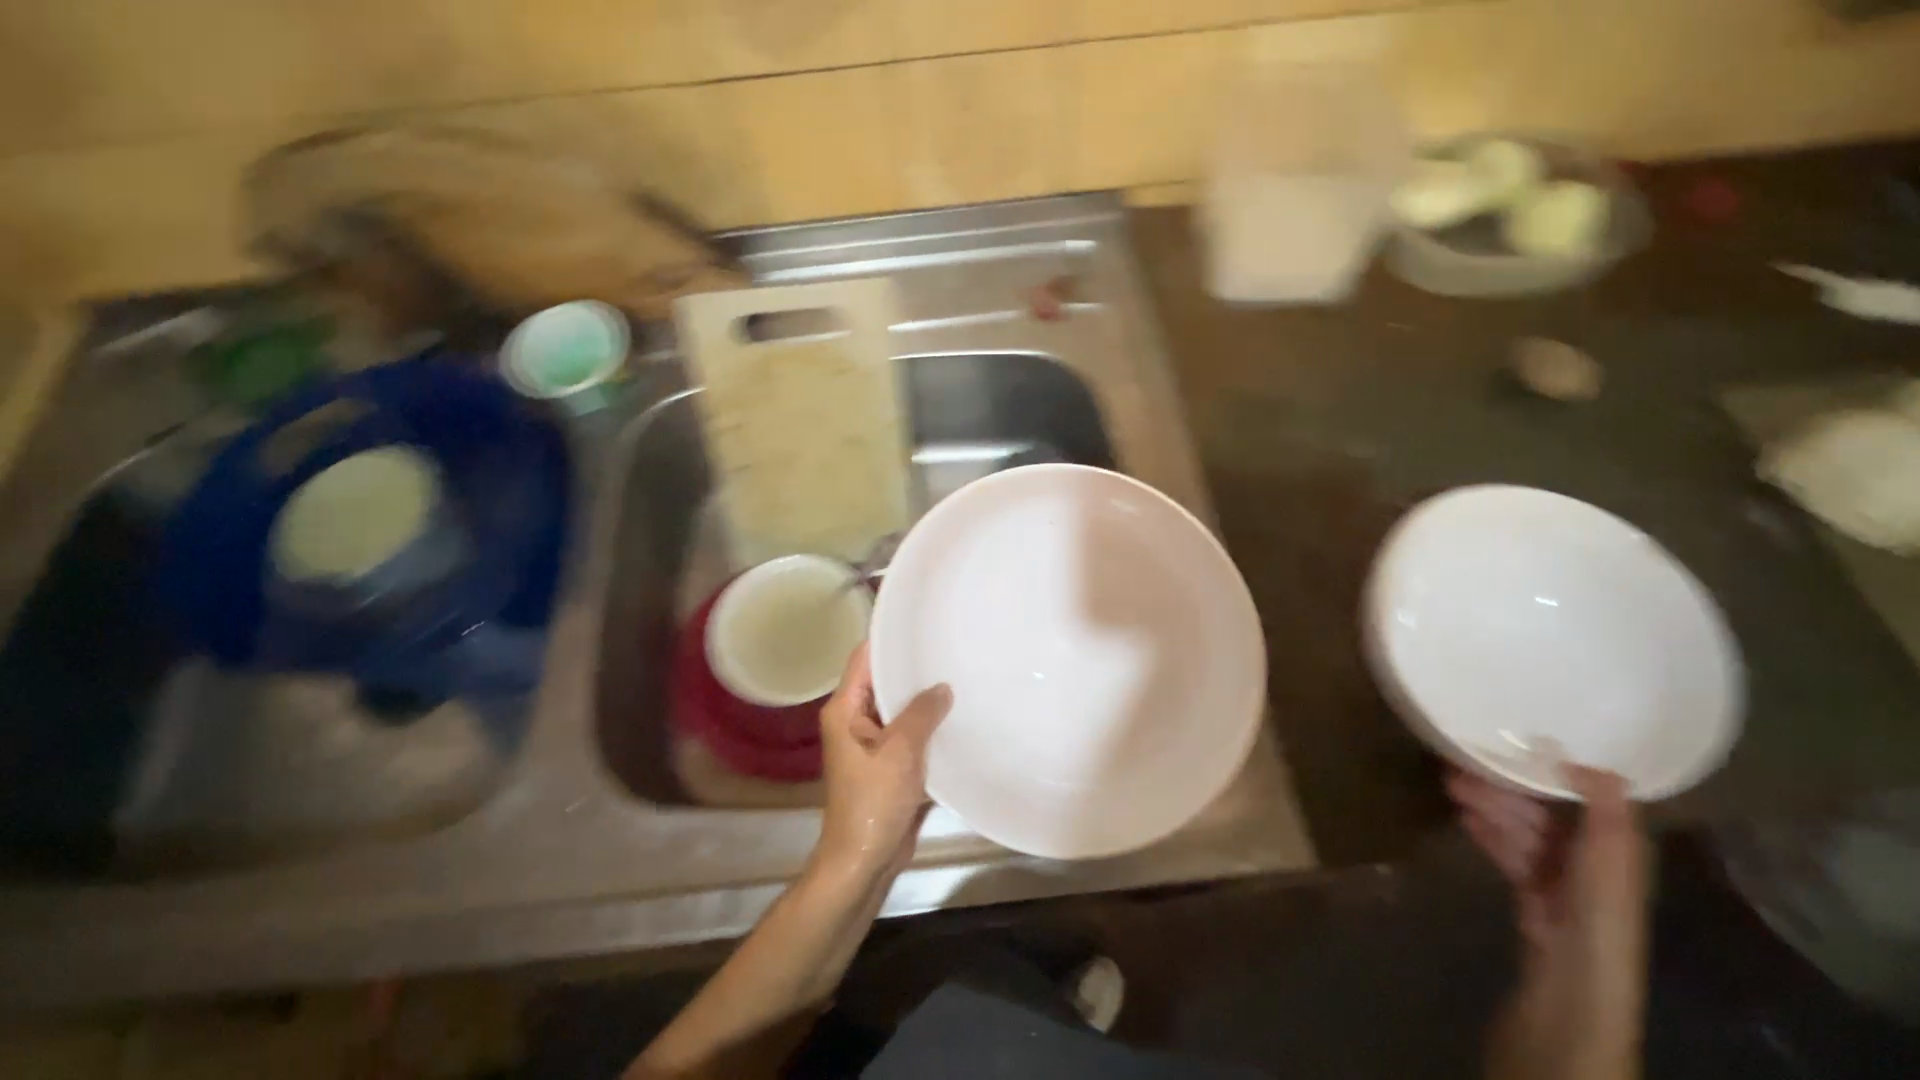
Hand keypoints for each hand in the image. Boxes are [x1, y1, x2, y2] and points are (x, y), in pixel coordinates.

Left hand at [812, 644, 950, 884]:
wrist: (864, 860)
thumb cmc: (873, 801)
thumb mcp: (900, 751)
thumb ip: (922, 713)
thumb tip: (942, 687)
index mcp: (845, 710)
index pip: (864, 658)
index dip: (888, 638)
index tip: (920, 620)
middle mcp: (854, 721)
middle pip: (884, 682)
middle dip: (914, 668)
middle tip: (951, 646)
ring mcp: (872, 744)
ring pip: (900, 710)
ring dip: (925, 700)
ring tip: (962, 675)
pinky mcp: (889, 765)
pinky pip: (910, 735)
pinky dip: (929, 728)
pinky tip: (959, 717)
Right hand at [1448, 765, 1648, 960]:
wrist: (1575, 964)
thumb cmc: (1599, 900)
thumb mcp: (1611, 846)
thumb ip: (1603, 800)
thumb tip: (1582, 758)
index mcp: (1612, 837)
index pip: (1576, 792)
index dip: (1543, 769)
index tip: (1508, 747)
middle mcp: (1585, 849)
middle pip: (1538, 808)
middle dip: (1502, 787)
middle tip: (1460, 767)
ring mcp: (1555, 869)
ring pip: (1517, 826)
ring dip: (1488, 806)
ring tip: (1454, 788)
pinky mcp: (1530, 884)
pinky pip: (1506, 849)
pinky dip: (1487, 833)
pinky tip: (1464, 819)